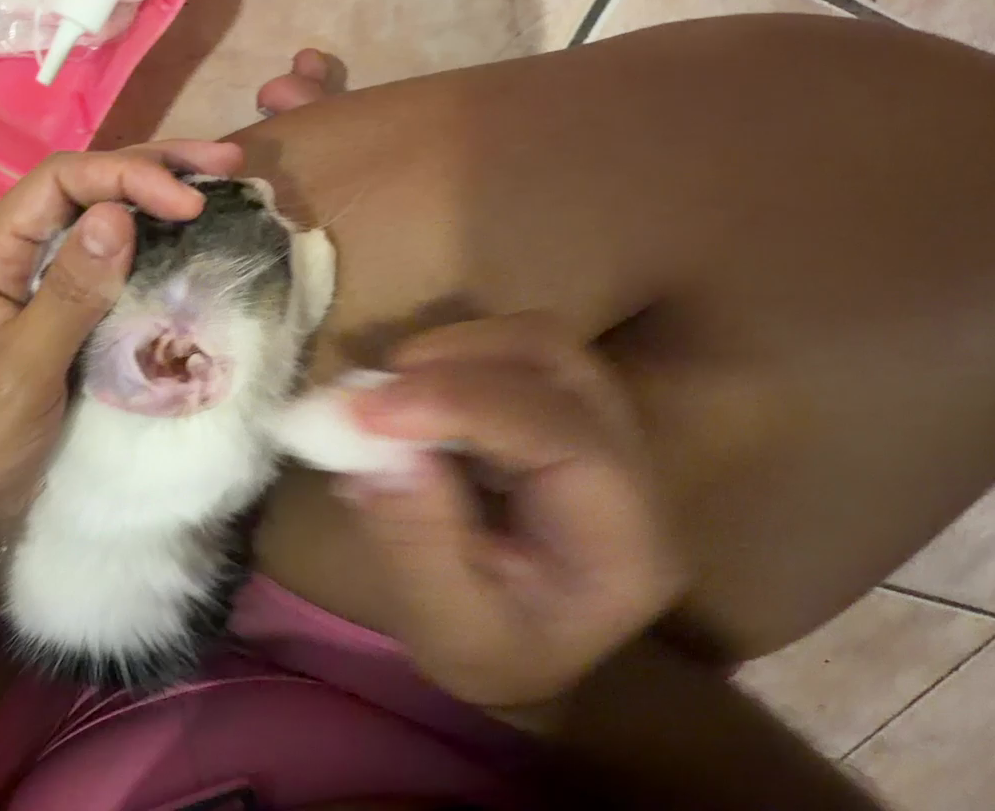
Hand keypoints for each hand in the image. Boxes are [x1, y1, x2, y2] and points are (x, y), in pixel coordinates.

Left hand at [0, 141, 245, 571]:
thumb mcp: (19, 369)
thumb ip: (68, 294)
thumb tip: (117, 214)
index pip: (58, 184)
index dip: (124, 177)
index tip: (186, 202)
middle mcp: (17, 262)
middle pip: (82, 191)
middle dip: (149, 170)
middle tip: (224, 163)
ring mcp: (44, 294)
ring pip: (102, 227)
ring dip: (156, 203)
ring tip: (218, 189)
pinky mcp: (68, 327)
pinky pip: (113, 274)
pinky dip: (153, 253)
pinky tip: (189, 248)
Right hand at [288, 314, 686, 712]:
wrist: (511, 650)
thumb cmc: (486, 650)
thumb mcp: (445, 627)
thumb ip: (417, 544)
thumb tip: (379, 454)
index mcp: (623, 540)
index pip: (563, 434)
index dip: (461, 405)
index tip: (365, 412)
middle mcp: (629, 469)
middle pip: (561, 362)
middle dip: (458, 358)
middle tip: (376, 391)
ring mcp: (594, 431)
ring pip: (535, 344)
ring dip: (450, 353)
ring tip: (387, 396)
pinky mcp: (553, 413)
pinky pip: (505, 357)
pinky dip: (445, 361)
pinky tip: (406, 401)